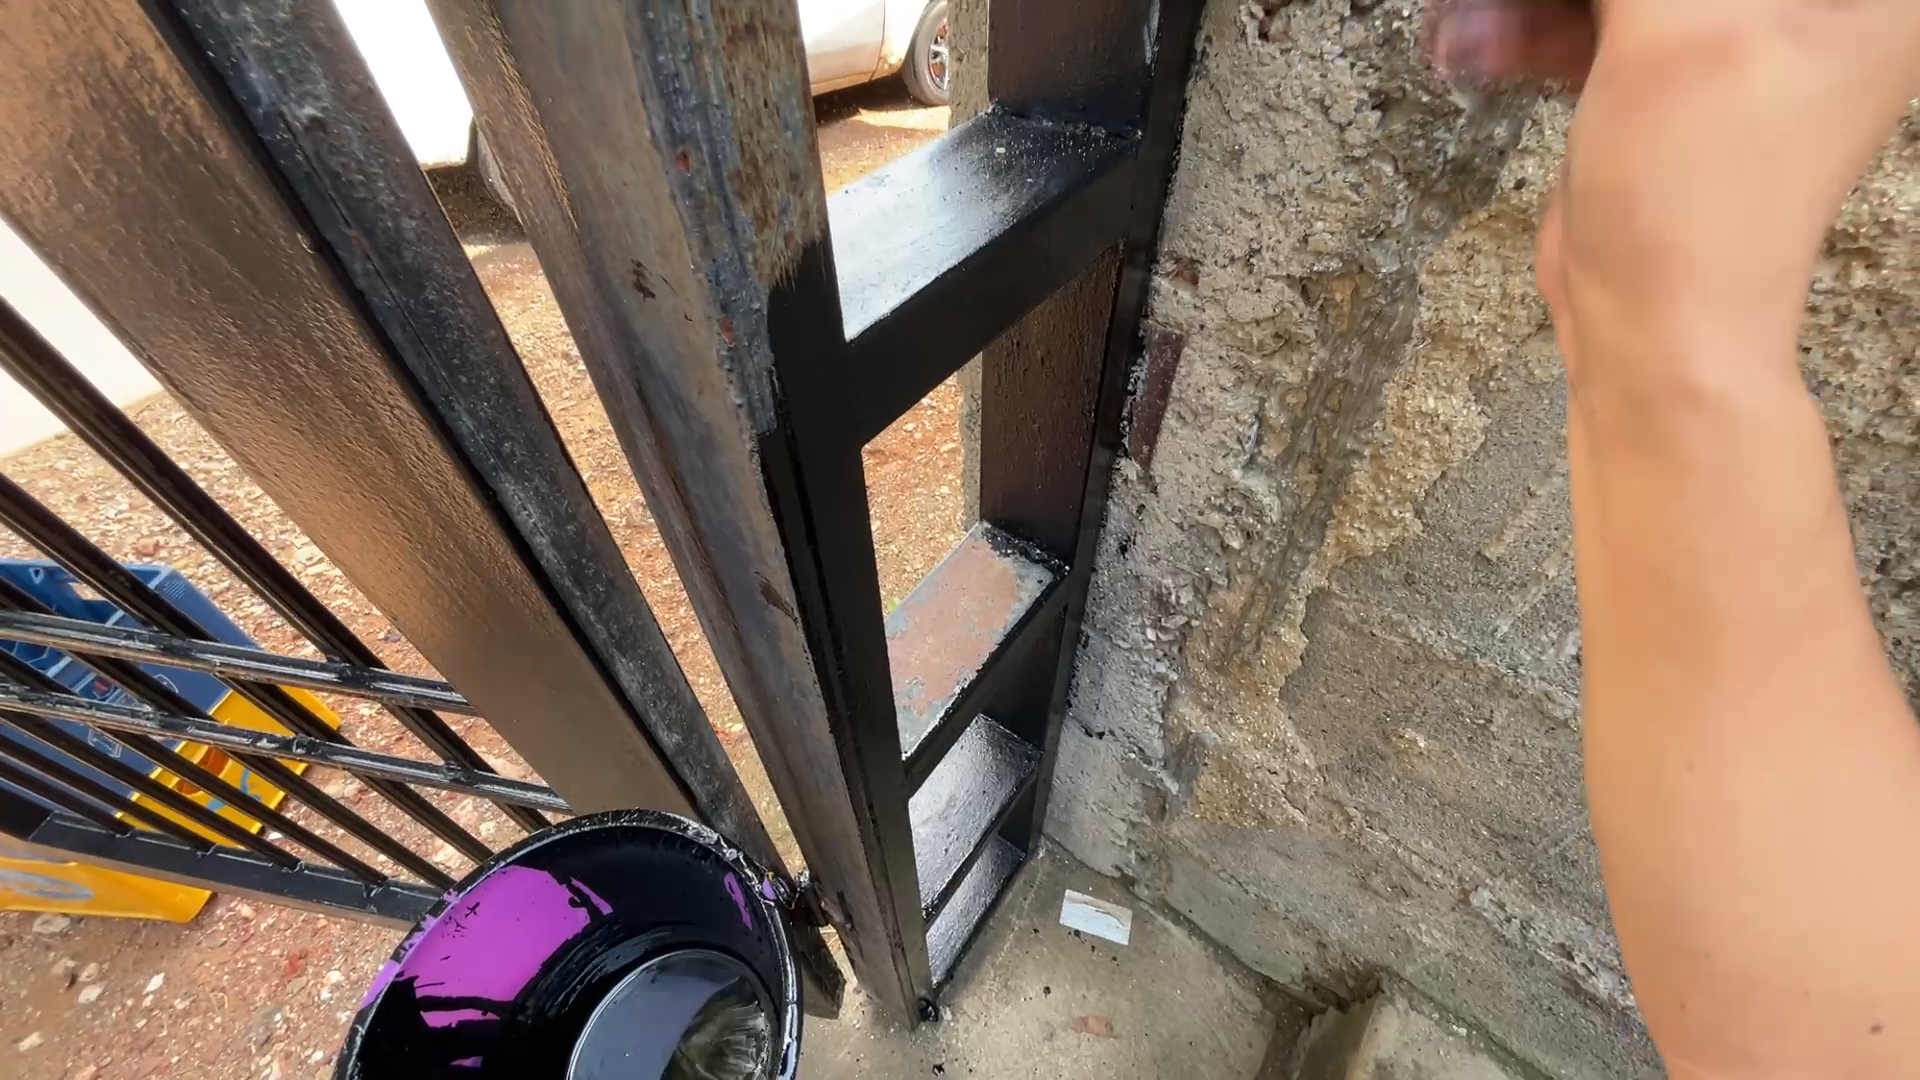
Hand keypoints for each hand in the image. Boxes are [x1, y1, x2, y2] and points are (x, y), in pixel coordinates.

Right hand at [1428, 0, 1919, 386]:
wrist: (1649, 317)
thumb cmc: (1691, 200)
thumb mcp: (1678, 46)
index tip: (1572, 3)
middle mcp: (1796, 4)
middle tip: (1493, 6)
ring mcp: (1715, 44)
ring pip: (1612, 1)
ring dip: (1532, 10)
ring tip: (1464, 29)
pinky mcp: (1646, 87)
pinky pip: (1585, 33)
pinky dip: (1528, 36)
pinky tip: (1477, 45)